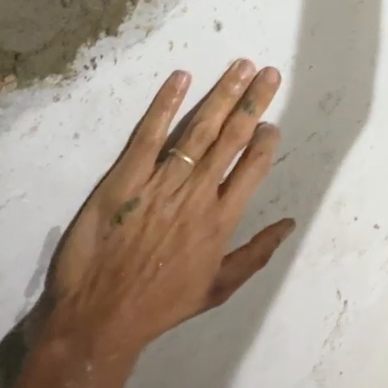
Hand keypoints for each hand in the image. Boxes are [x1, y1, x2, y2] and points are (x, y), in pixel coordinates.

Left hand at [46, 61, 295, 352]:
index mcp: (220, 220)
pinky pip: (150, 134)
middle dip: (252, 102)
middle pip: (231, 138)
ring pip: (198, 129)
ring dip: (222, 95)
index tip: (271, 122)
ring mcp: (161, 182)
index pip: (252, 168)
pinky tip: (182, 78)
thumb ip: (256, 254)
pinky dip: (166, 104)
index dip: (264, 141)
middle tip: (269, 73)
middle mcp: (196, 194)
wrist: (98, 319)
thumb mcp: (218, 289)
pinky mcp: (126, 178)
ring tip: (240, 67)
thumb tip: (289, 223)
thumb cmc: (160, 306)